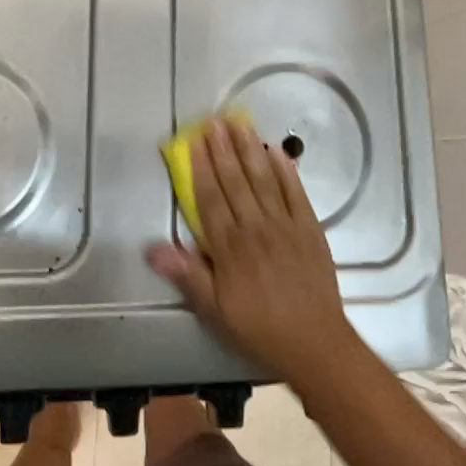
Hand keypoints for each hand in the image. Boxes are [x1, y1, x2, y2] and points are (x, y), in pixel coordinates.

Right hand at [146, 116, 363, 383]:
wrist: (314, 343)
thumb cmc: (258, 329)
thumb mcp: (214, 311)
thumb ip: (187, 274)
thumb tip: (152, 248)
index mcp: (229, 247)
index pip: (210, 198)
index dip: (201, 167)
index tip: (195, 141)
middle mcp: (255, 228)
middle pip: (236, 181)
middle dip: (223, 149)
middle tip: (215, 121)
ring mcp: (285, 225)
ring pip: (264, 179)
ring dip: (251, 150)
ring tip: (241, 125)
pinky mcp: (310, 228)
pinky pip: (295, 192)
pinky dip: (286, 171)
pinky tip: (277, 152)